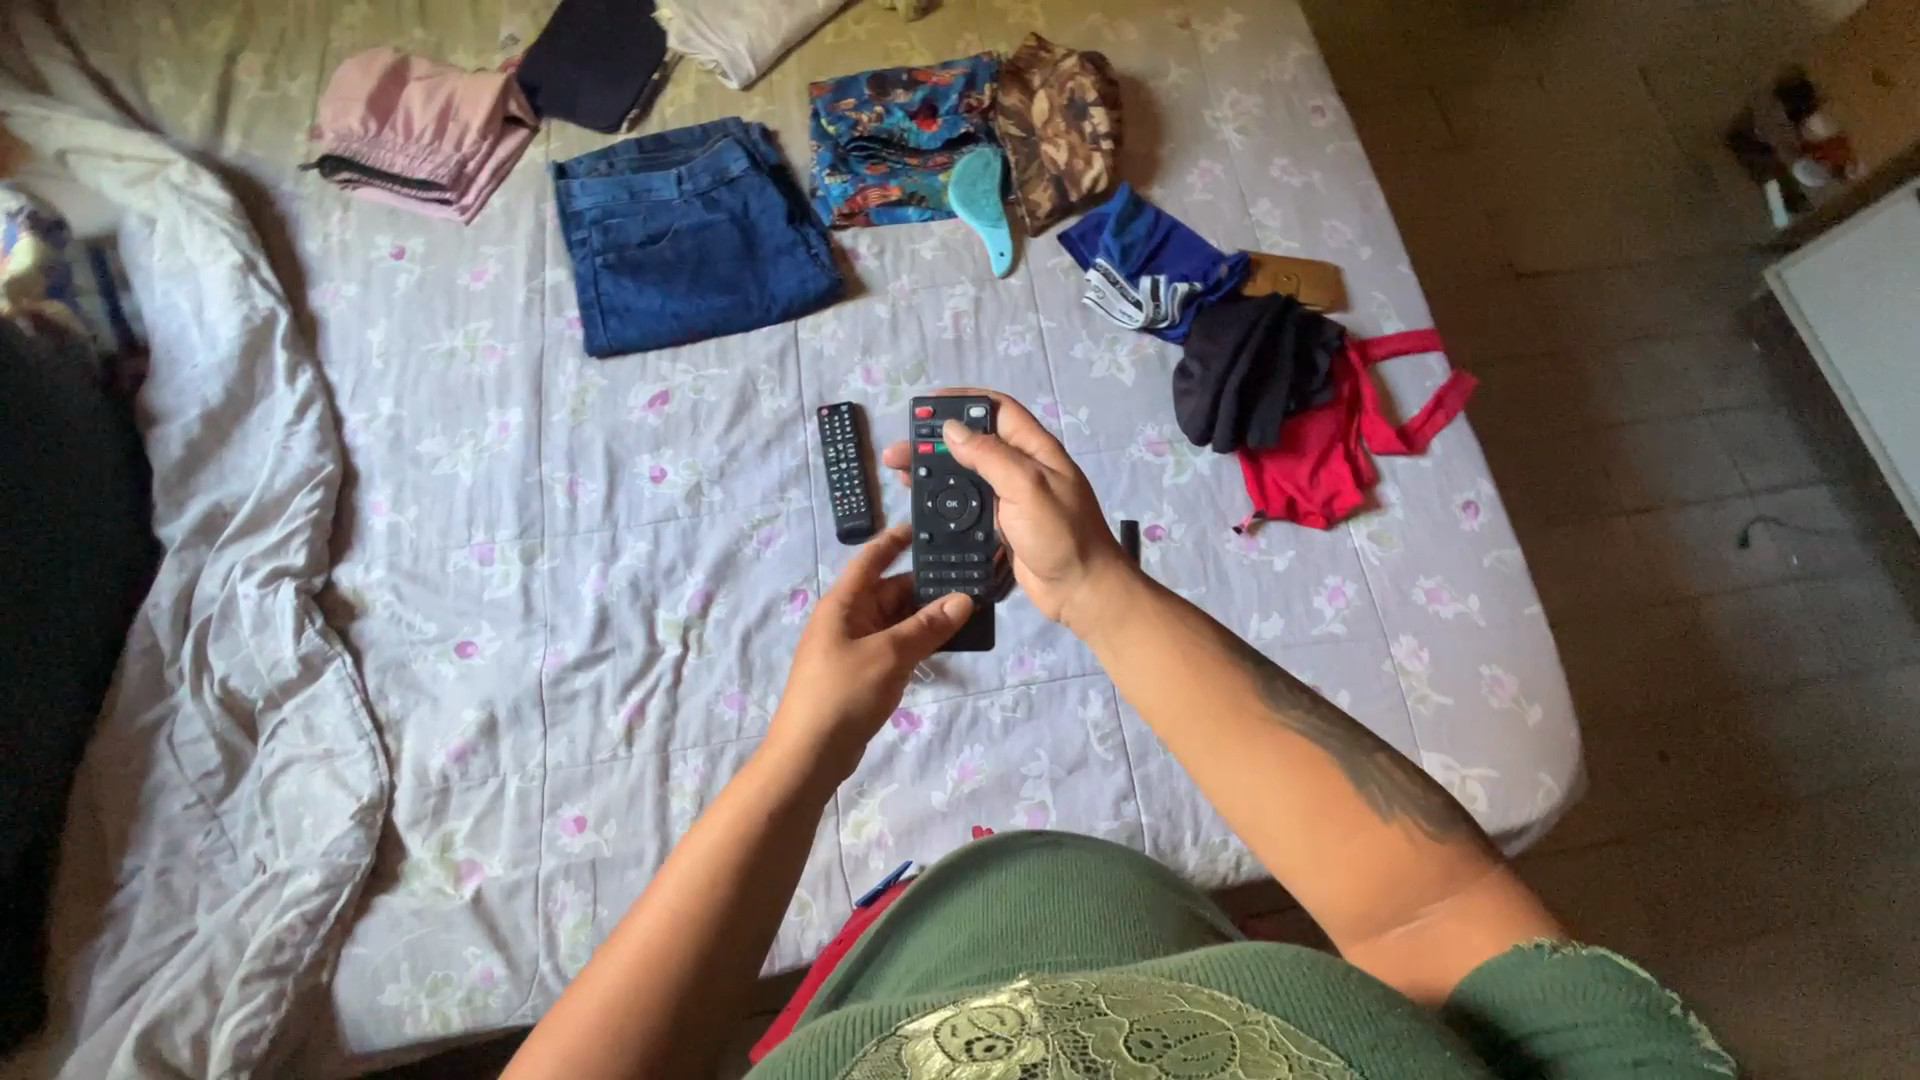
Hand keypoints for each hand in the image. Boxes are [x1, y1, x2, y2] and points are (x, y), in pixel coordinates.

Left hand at [765, 525, 973, 778]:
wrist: (810, 754)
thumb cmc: (843, 693)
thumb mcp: (890, 654)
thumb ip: (927, 627)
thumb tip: (963, 599)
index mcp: (844, 603)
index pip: (871, 559)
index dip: (896, 540)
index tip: (927, 528)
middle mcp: (848, 618)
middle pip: (891, 590)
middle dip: (927, 585)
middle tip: (969, 577)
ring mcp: (855, 646)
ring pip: (897, 620)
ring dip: (928, 616)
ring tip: (970, 607)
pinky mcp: (864, 672)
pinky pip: (896, 645)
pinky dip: (920, 640)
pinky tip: (949, 642)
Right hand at [881, 389, 1132, 630]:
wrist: (1080, 589)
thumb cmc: (1061, 534)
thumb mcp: (1027, 486)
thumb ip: (990, 456)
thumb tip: (952, 429)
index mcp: (1035, 449)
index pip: (998, 409)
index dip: (964, 401)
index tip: (927, 406)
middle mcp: (1021, 468)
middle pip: (973, 442)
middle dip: (936, 440)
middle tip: (899, 450)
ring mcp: (1010, 498)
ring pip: (965, 474)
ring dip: (934, 470)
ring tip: (900, 474)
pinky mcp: (999, 525)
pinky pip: (966, 505)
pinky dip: (943, 500)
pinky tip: (920, 502)